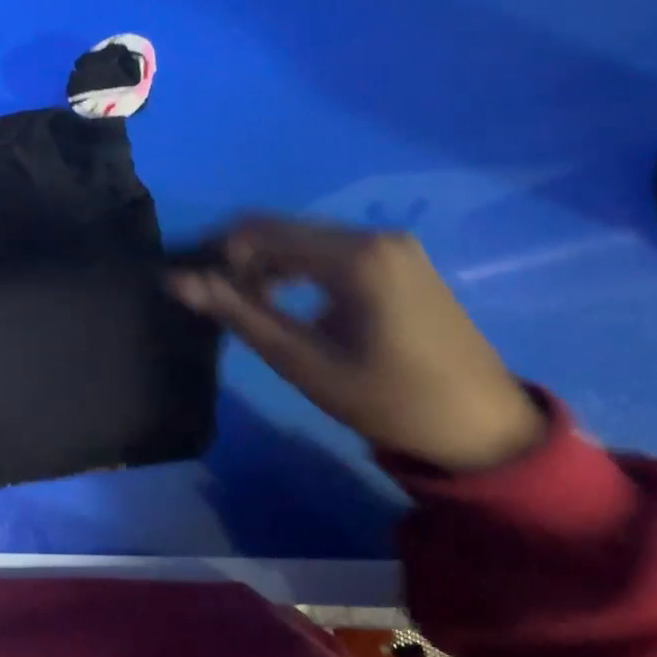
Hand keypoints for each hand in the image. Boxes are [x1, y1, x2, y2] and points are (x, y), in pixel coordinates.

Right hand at [170, 216, 544, 472]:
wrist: (481, 426)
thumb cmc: (387, 398)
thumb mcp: (301, 359)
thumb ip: (238, 312)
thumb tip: (175, 280)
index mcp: (356, 256)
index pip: (259, 230)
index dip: (216, 255)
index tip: (195, 291)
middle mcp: (376, 237)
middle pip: (282, 230)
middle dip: (239, 260)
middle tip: (215, 302)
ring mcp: (394, 247)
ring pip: (303, 239)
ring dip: (265, 265)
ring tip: (246, 307)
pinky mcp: (401, 261)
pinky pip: (330, 251)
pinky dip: (296, 268)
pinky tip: (285, 301)